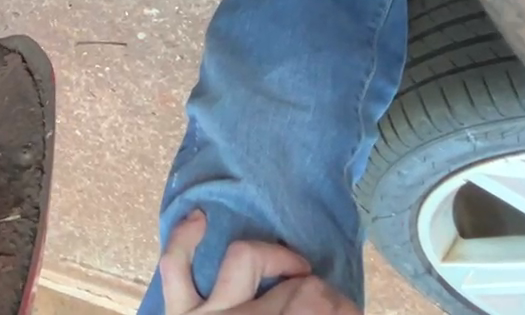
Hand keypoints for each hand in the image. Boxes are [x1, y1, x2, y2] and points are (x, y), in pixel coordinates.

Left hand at [159, 211, 359, 313]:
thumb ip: (314, 309)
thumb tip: (339, 302)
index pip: (324, 302)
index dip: (343, 306)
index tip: (348, 307)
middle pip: (298, 289)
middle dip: (322, 291)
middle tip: (334, 301)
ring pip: (245, 259)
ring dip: (275, 257)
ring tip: (297, 266)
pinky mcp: (180, 314)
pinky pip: (176, 267)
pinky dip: (185, 239)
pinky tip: (200, 218)